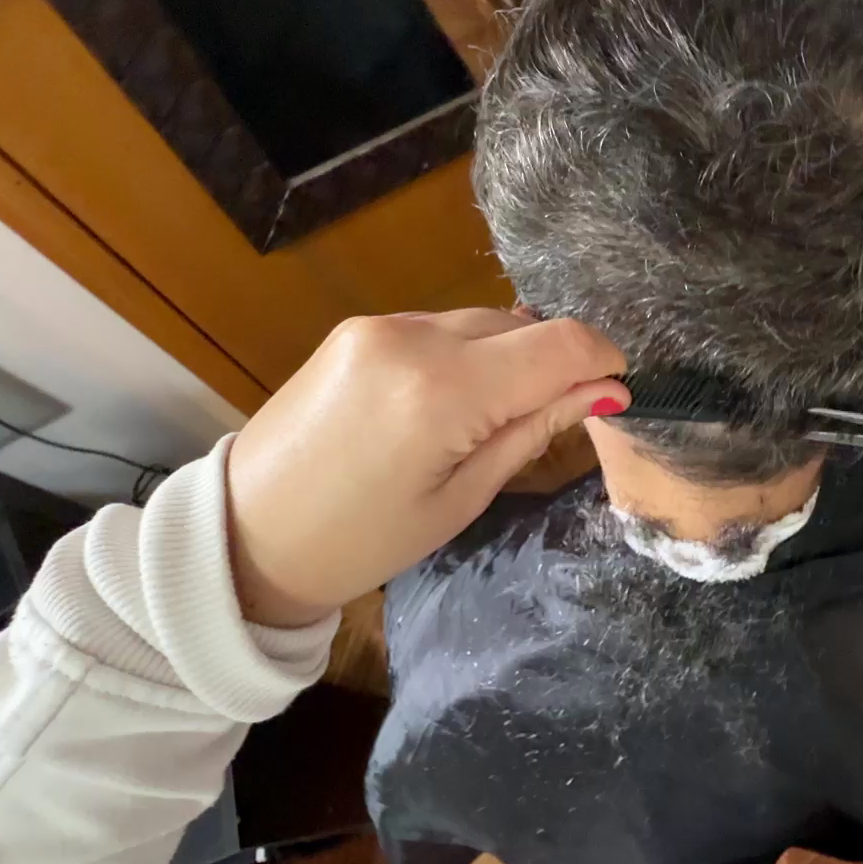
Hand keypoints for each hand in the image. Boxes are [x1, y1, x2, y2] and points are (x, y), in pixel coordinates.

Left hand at [225, 310, 627, 626]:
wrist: (246, 536)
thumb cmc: (363, 543)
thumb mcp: (463, 498)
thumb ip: (535, 429)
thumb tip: (605, 390)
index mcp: (441, 392)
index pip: (557, 344)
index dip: (602, 360)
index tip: (616, 392)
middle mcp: (412, 336)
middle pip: (522, 325)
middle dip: (554, 363)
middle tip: (552, 419)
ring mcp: (379, 324)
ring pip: (483, 320)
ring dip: (509, 357)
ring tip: (492, 417)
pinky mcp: (360, 327)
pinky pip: (442, 326)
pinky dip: (468, 354)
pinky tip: (452, 400)